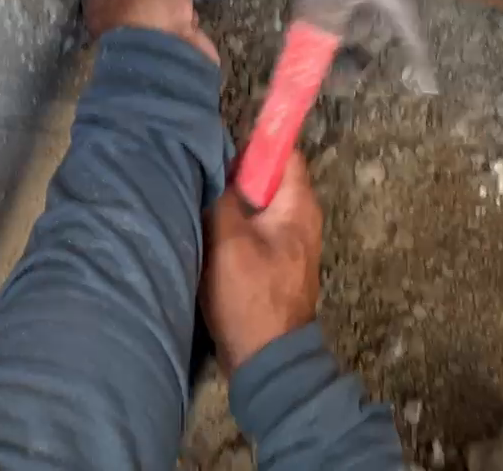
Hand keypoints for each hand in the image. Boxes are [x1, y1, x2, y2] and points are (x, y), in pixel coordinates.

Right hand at [201, 151, 322, 371]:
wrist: (266, 360)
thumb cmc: (250, 295)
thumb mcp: (229, 239)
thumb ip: (224, 196)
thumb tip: (219, 167)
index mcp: (298, 204)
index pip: (284, 151)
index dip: (256, 141)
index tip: (223, 142)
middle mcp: (300, 216)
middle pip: (267, 176)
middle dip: (236, 172)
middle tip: (203, 171)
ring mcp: (289, 240)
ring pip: (257, 202)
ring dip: (232, 199)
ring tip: (201, 196)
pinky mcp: (274, 260)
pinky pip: (254, 225)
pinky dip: (234, 222)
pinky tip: (209, 226)